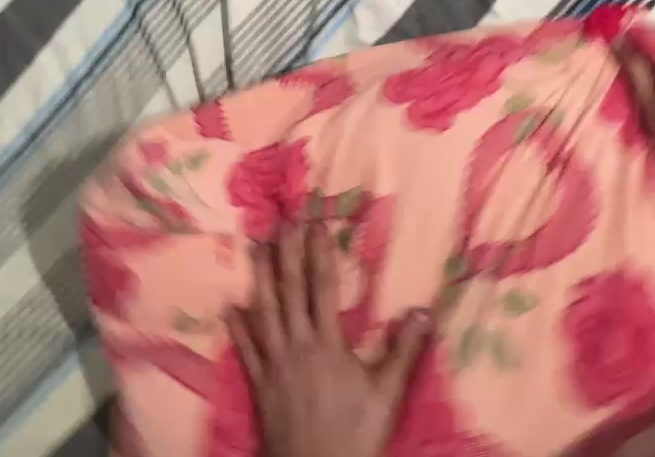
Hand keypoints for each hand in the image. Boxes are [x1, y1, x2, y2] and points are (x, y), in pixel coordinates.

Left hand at [227, 222, 434, 456]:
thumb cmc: (355, 434)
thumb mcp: (387, 395)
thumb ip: (404, 351)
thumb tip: (425, 309)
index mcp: (328, 343)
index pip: (323, 287)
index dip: (320, 253)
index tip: (317, 222)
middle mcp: (297, 344)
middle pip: (291, 290)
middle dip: (288, 252)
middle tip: (284, 220)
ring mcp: (274, 363)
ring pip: (265, 310)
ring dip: (260, 276)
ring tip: (256, 246)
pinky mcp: (259, 383)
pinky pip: (245, 349)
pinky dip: (237, 326)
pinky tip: (229, 306)